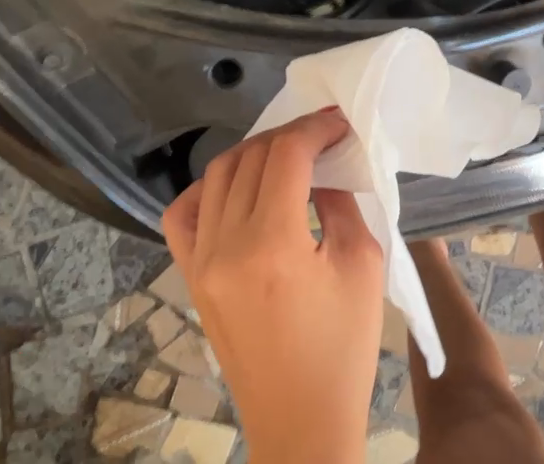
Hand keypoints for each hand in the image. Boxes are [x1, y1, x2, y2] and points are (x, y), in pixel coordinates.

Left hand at [162, 110, 383, 463]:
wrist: (302, 420)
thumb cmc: (344, 348)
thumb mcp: (361, 264)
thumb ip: (341, 205)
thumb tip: (325, 171)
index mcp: (273, 244)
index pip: (286, 156)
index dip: (315, 128)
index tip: (340, 122)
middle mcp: (225, 246)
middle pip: (251, 159)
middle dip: (290, 135)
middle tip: (324, 135)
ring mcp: (199, 263)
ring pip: (217, 177)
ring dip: (255, 153)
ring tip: (289, 156)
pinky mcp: (191, 279)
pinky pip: (182, 215)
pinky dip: (209, 188)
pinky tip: (238, 187)